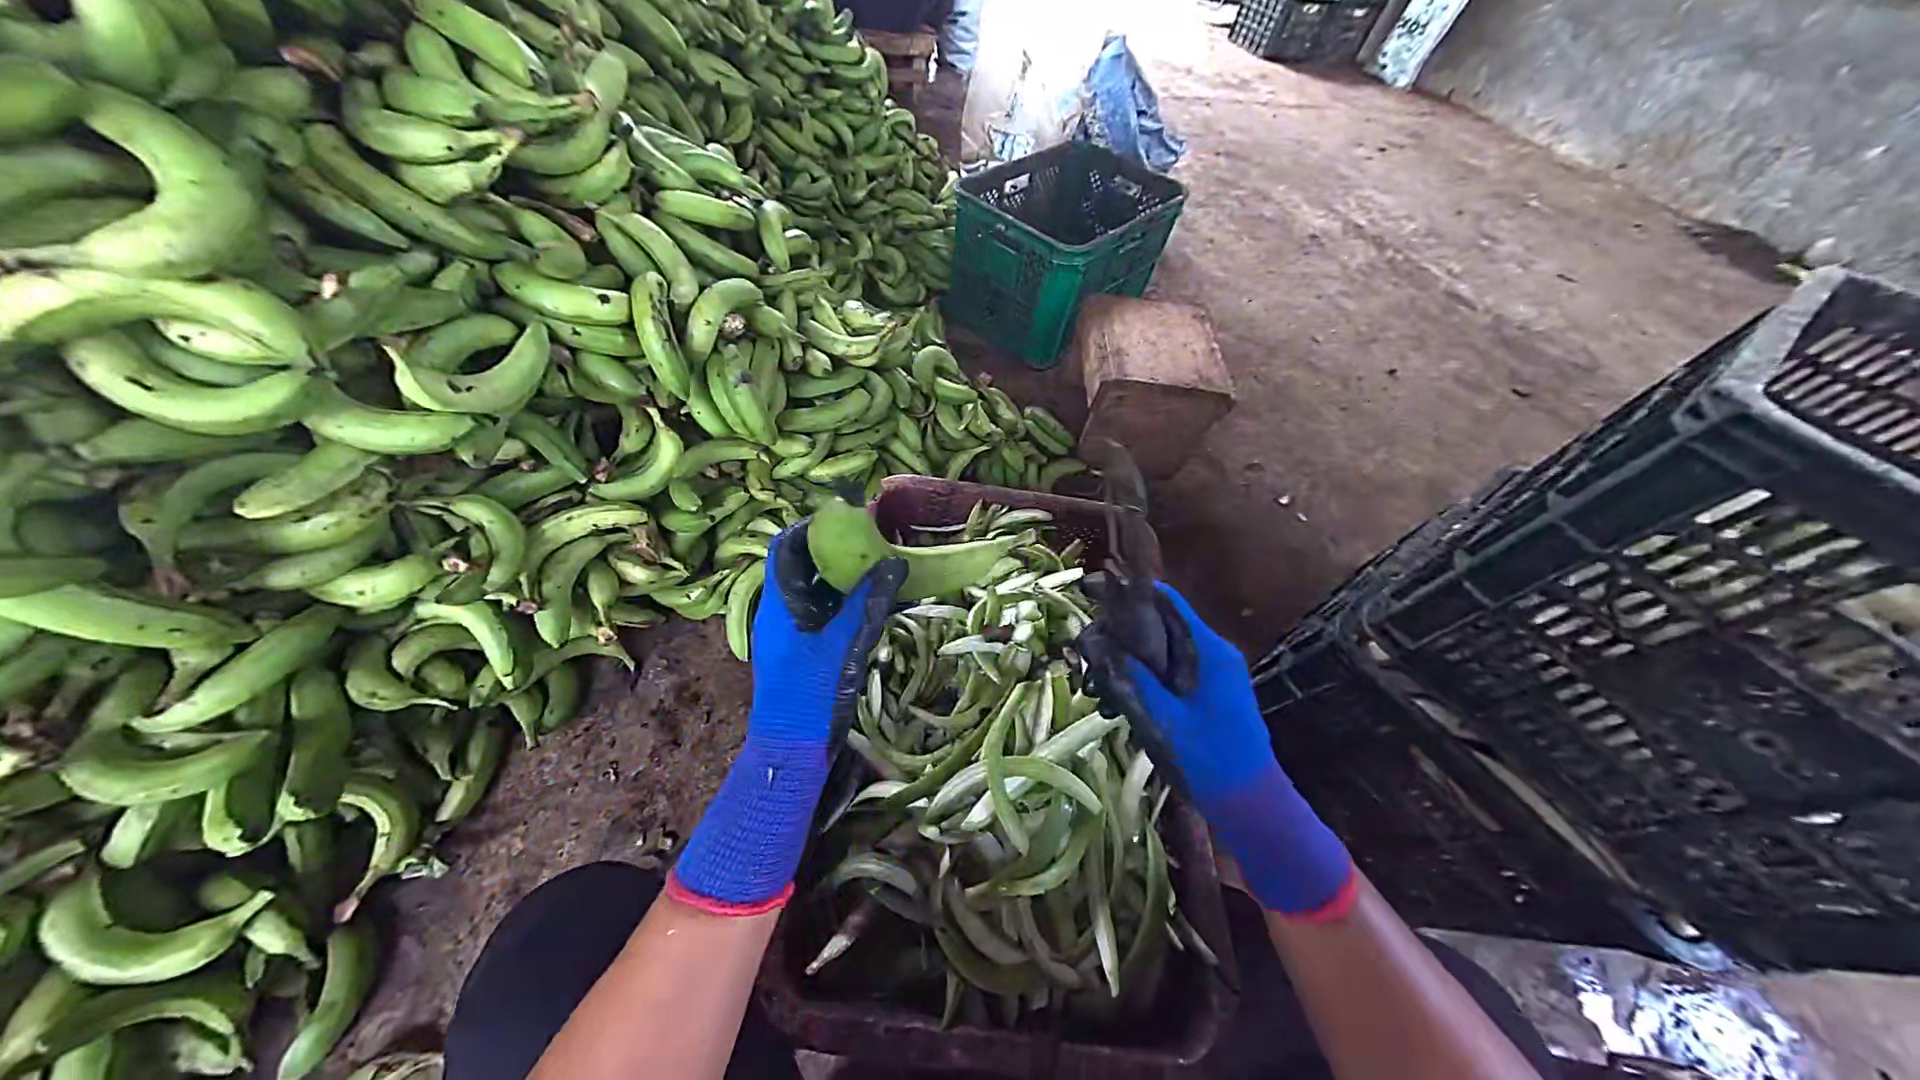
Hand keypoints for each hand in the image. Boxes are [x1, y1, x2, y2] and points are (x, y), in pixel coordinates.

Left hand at [669, 524, 903, 915]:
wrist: (792, 749)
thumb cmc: (812, 695)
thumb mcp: (845, 644)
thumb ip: (868, 602)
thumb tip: (893, 563)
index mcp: (779, 605)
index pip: (785, 548)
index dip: (810, 528)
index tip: (844, 518)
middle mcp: (779, 613)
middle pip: (801, 567)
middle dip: (833, 551)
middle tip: (869, 541)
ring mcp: (789, 633)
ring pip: (812, 591)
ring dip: (839, 577)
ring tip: (875, 566)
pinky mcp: (801, 650)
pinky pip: (820, 613)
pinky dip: (842, 602)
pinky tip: (870, 603)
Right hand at [1083, 583, 1354, 918]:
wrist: (1251, 803)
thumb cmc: (1211, 761)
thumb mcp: (1164, 719)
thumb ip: (1132, 678)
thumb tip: (1098, 641)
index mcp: (1208, 651)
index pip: (1166, 599)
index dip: (1128, 592)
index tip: (1091, 596)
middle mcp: (1211, 652)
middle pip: (1157, 623)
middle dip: (1118, 637)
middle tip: (1087, 661)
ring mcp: (1209, 671)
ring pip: (1157, 649)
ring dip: (1126, 663)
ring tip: (1098, 691)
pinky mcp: (1204, 690)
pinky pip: (1166, 671)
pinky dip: (1140, 680)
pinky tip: (1117, 706)